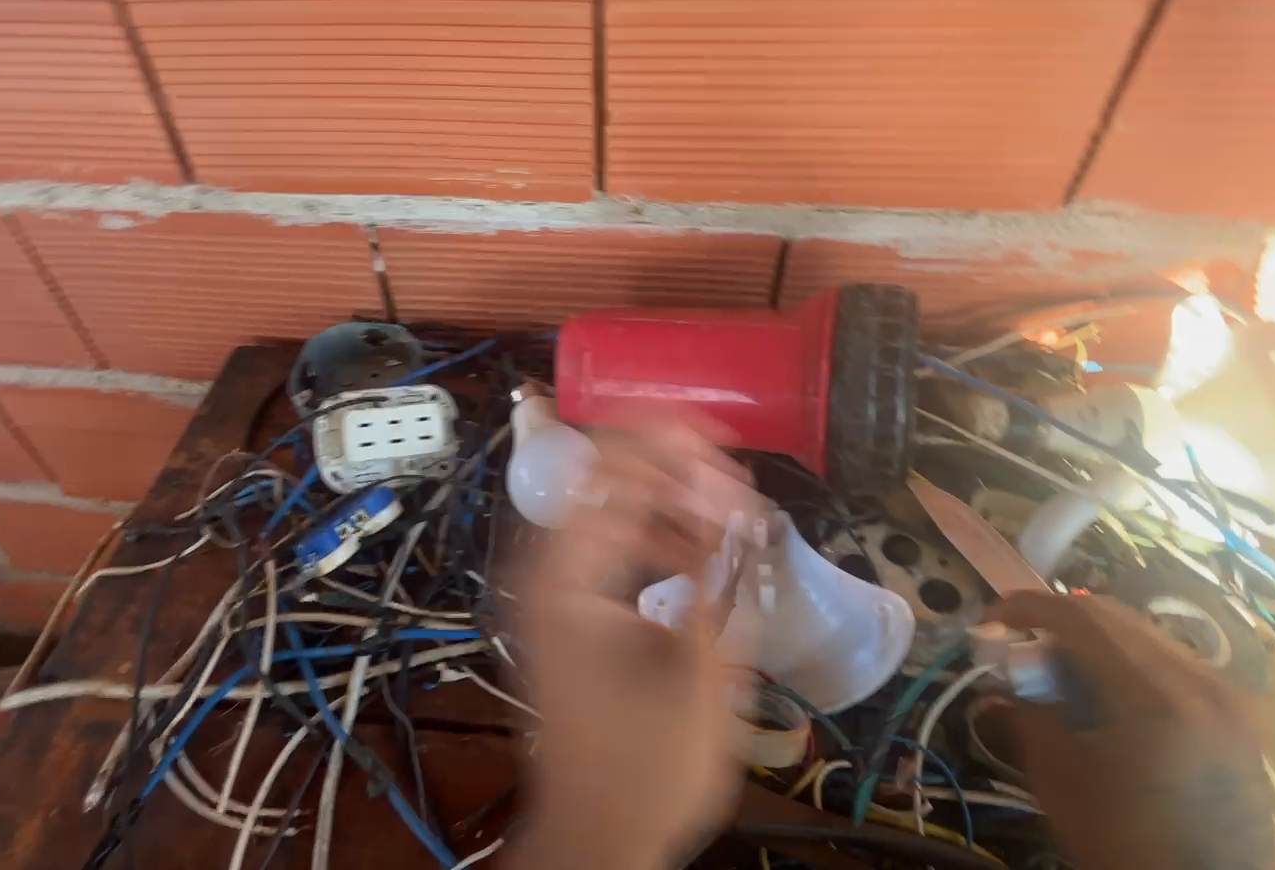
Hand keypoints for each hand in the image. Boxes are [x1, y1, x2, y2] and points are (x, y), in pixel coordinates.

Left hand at [511, 416, 765, 869]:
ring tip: (724, 509)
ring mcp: (552, 588)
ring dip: (666, 502)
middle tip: (729, 479)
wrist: (596, 835)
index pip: (606, 475)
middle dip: (668, 469)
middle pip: (601, 484)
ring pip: (607, 512)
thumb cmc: (644, 767)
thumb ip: (712, 577)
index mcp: (563, 576)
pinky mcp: (568, 609)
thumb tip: (729, 509)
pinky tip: (697, 547)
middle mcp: (545, 570)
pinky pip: (609, 548)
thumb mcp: (697, 672)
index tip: (718, 444)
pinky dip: (653, 538)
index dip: (664, 448)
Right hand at [991, 591, 1274, 869]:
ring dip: (1087, 640)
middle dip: (1054, 621)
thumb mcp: (1057, 773)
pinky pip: (1165, 659)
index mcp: (1156, 695)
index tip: (988, 619)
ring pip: (1138, 633)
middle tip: (1015, 643)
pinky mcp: (1236, 712)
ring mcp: (1227, 695)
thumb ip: (1027, 703)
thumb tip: (1005, 662)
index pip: (1079, 616)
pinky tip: (1099, 692)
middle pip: (1111, 617)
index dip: (1024, 606)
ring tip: (1054, 672)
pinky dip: (1120, 660)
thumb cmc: (1125, 843)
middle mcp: (1201, 681)